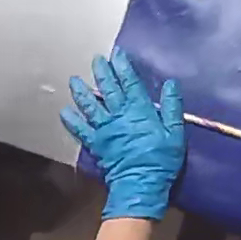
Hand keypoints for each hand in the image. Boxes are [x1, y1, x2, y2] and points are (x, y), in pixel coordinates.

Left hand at [61, 49, 184, 220]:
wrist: (140, 185)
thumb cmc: (162, 160)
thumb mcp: (175, 133)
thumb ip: (172, 107)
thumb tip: (171, 84)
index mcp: (139, 110)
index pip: (129, 83)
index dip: (122, 67)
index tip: (116, 54)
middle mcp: (119, 115)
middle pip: (108, 89)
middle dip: (102, 72)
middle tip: (95, 60)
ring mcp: (104, 129)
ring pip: (89, 105)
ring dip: (81, 92)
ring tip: (74, 80)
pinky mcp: (95, 144)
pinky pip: (80, 129)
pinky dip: (71, 120)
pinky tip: (64, 111)